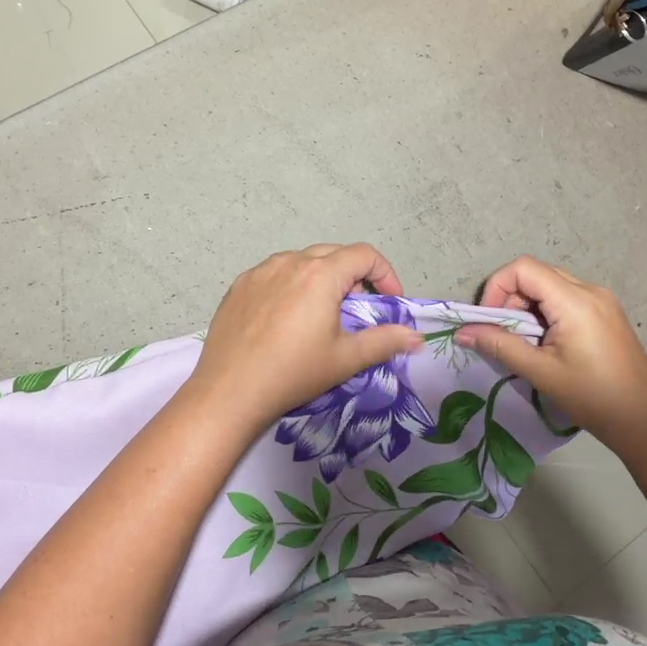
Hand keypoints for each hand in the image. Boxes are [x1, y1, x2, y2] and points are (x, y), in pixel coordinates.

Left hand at [184, 244, 423, 428]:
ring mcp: (260, 271)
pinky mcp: (239, 286)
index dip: (385, 274)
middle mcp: (289, 262)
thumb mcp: (345, 359)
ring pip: (301, 262)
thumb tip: (415, 337)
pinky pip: (273, 275)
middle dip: (354, 276)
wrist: (230, 391)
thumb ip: (384, 341)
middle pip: (333, 254)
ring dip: (320, 279)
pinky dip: (290, 286)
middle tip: (357, 311)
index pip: (364, 255)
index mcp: (320, 274)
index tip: (389, 301)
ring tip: (320, 315)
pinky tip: (285, 320)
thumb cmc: (293, 373)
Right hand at [453, 257, 646, 448]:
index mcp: (575, 301)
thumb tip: (462, 332)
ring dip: (527, 306)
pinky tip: (546, 343)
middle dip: (510, 297)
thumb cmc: (592, 397)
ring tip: (524, 341)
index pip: (523, 268)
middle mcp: (591, 290)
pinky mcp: (607, 313)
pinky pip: (567, 297)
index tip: (488, 320)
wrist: (644, 422)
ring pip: (550, 284)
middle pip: (536, 273)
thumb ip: (500, 345)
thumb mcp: (540, 372)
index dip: (497, 287)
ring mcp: (602, 300)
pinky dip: (546, 311)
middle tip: (503, 333)